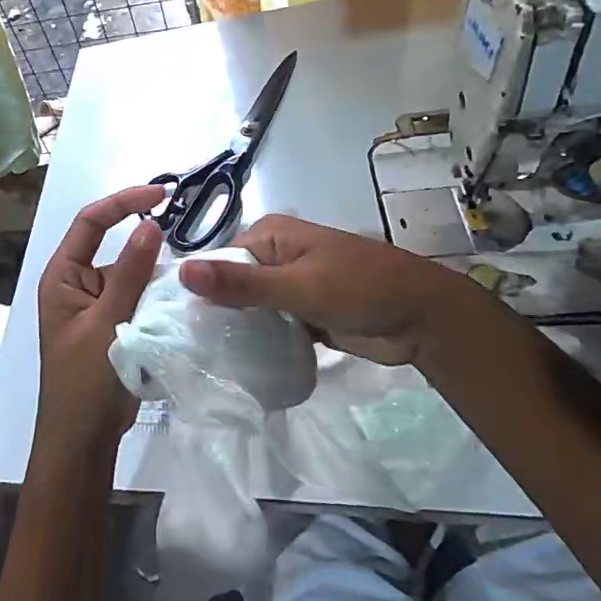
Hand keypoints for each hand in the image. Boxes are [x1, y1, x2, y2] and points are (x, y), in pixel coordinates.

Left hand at [34, 185, 166, 454]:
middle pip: (114, 246)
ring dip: (157, 272)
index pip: (90, 222)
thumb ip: (130, 273)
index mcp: (63, 276)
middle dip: (148, 241)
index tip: (161, 194)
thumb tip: (152, 225)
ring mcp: (97, 305)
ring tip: (192, 272)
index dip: (123, 201)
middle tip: (187, 235)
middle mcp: (78, 283)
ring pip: (132, 273)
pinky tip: (185, 296)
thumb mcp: (107, 322)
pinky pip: (139, 297)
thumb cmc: (83, 381)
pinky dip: (159, 295)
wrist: (83, 441)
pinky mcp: (115, 324)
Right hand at [178, 215, 487, 365]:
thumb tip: (182, 271)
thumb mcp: (298, 286)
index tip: (178, 326)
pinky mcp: (305, 314)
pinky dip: (263, 341)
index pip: (219, 260)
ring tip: (209, 362)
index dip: (200, 289)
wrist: (422, 318)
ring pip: (252, 308)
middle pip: (234, 284)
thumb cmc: (361, 289)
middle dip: (218, 313)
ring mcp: (293, 286)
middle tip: (190, 351)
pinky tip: (242, 365)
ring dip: (240, 330)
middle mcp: (277, 256)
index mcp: (271, 235)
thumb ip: (242, 283)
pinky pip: (273, 326)